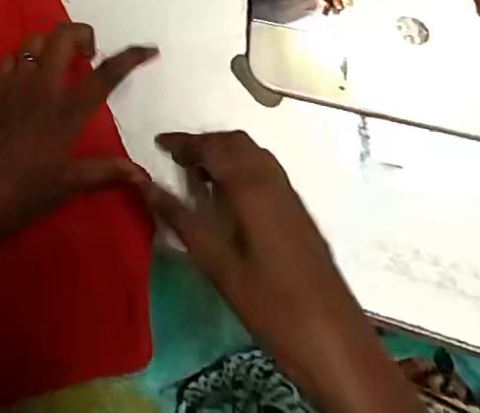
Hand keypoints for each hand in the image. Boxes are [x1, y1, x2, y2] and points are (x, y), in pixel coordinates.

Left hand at [0, 22, 156, 252]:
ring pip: (36, 41)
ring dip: (53, 46)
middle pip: (65, 36)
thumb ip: (106, 173)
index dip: (131, 57)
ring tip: (59, 69)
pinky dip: (25, 60)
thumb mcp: (66, 186)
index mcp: (65, 111)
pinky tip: (26, 82)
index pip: (106, 74)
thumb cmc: (18, 198)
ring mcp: (12, 84)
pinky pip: (11, 58)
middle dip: (84, 35)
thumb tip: (144, 176)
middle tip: (89, 59)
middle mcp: (41, 88)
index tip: (149, 49)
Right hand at [138, 131, 420, 412]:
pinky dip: (240, 166)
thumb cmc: (270, 304)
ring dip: (223, 152)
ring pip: (251, 153)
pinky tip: (227, 195)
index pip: (212, 147)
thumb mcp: (217, 264)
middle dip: (203, 144)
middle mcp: (272, 178)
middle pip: (234, 142)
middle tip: (175, 160)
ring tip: (196, 175)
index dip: (183, 142)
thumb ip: (181, 220)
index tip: (158, 144)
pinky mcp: (297, 208)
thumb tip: (146, 186)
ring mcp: (288, 192)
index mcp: (251, 186)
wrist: (333, 338)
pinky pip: (263, 168)